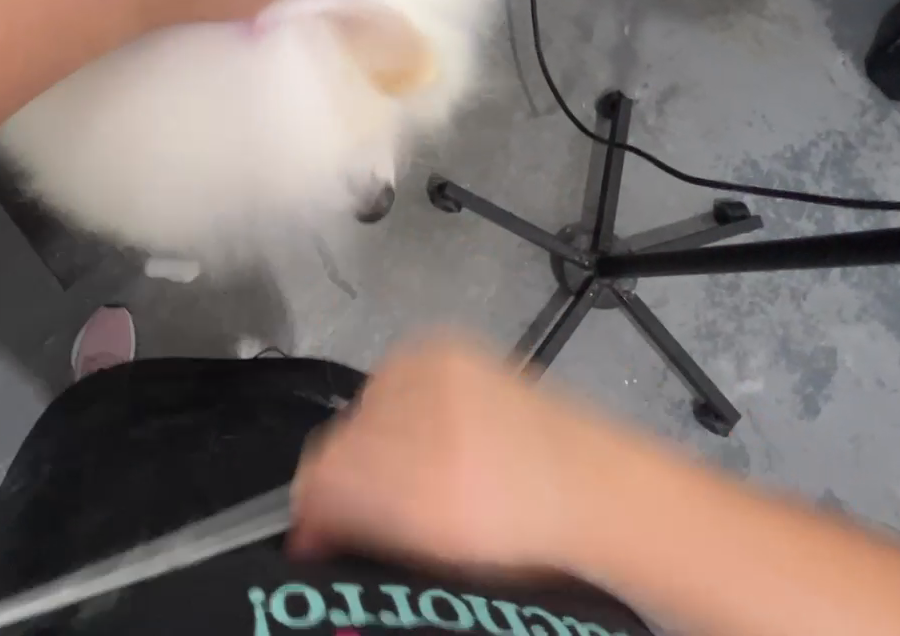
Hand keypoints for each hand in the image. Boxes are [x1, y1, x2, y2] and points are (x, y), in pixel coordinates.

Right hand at [290, 335, 666, 576]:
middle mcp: (427, 422)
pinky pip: (388, 376)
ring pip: (362, 407)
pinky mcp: (444, 348)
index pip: (328, 477)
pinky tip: (425, 424)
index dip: (315, 506)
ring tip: (410, 461)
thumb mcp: (439, 552)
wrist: (592, 486)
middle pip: (339, 437)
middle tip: (371, 498)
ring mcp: (435, 376)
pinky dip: (393, 402)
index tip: (317, 529)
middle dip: (346, 470)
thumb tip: (307, 523)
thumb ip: (363, 529)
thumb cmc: (519, 536)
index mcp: (428, 494)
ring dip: (371, 435)